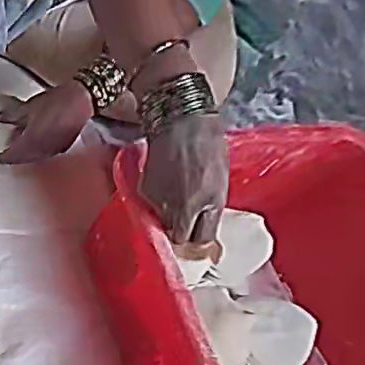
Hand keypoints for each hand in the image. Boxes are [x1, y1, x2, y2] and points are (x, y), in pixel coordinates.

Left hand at [0, 83, 93, 164]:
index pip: (8, 157)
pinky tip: (32, 140)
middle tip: (1, 146)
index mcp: (29, 143)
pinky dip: (33, 150)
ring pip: (30, 159)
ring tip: (15, 142)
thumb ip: (11, 116)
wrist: (84, 99)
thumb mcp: (29, 107)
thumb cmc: (57, 101)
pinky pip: (42, 154)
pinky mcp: (61, 149)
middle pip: (18, 160)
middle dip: (9, 155)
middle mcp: (40, 152)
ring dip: (21, 154)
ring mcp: (52, 152)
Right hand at [140, 110, 227, 243]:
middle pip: (177, 237)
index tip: (199, 236)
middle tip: (187, 220)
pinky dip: (157, 201)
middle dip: (182, 232)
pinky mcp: (144, 193)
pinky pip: (150, 207)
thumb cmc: (208, 148)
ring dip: (168, 216)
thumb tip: (203, 231)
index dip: (199, 240)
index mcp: (204, 205)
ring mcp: (159, 202)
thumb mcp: (220, 182)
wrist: (180, 124)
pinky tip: (165, 184)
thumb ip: (210, 209)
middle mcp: (179, 209)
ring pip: (162, 222)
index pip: (199, 239)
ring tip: (176, 196)